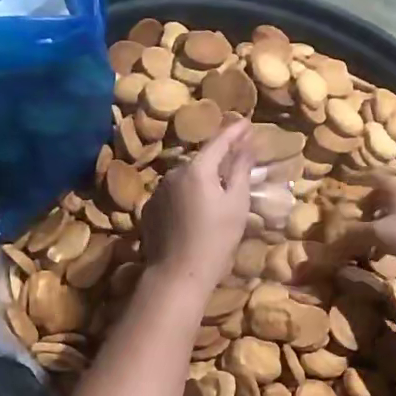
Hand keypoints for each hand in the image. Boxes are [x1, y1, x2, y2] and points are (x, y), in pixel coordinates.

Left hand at [141, 119, 253, 285]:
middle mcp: (172, 174)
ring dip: (201, 176)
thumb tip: (247, 143)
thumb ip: (240, 169)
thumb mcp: (235, 203)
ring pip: (184, 177)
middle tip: (237, 155)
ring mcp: (157, 192)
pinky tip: (195, 207)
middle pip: (200, 160)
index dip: (234, 132)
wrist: (177, 272)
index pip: (218, 142)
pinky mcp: (149, 209)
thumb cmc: (215, 239)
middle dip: (218, 156)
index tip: (246, 122)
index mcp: (196, 170)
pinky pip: (172, 194)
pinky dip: (186, 193)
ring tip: (217, 184)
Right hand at [352, 180, 395, 271]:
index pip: (375, 178)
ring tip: (373, 240)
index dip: (360, 184)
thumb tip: (336, 235)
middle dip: (369, 209)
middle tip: (359, 223)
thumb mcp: (377, 234)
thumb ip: (354, 233)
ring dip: (381, 223)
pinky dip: (395, 230)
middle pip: (384, 196)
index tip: (349, 197)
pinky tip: (391, 248)